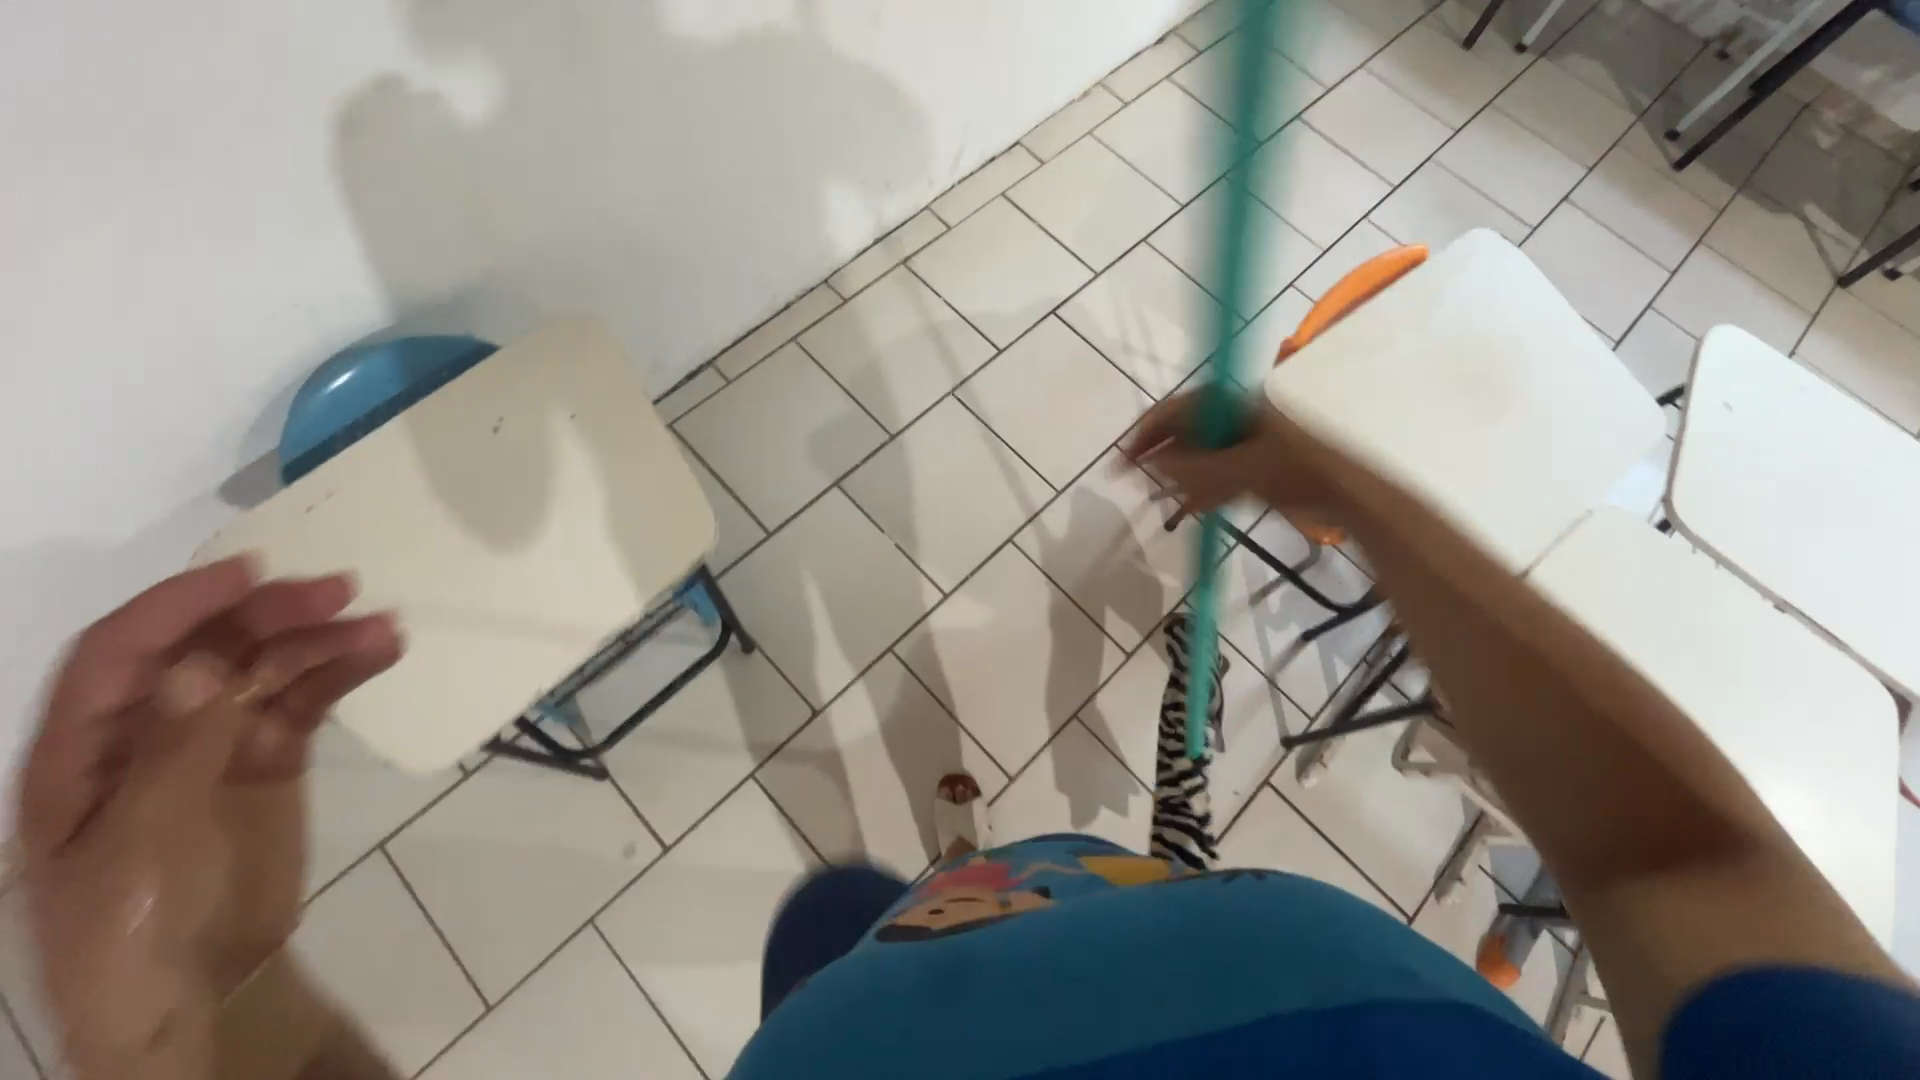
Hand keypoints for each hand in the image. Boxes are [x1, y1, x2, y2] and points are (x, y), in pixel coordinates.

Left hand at [18, 558, 401, 1079]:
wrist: (197, 990)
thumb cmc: (134, 930)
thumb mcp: (138, 848)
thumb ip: (171, 752)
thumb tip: (201, 664)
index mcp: (82, 752)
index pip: (120, 656)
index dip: (178, 606)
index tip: (251, 572)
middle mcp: (147, 732)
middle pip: (205, 651)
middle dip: (267, 615)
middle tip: (340, 591)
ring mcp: (213, 744)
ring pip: (266, 671)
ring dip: (321, 642)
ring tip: (383, 627)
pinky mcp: (269, 759)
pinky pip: (305, 702)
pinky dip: (341, 674)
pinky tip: (380, 653)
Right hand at [1121, 390, 1331, 517]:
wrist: (1353, 497)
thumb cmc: (1301, 473)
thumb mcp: (1243, 471)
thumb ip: (1195, 469)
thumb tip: (1155, 464)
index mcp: (1239, 405)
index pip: (1182, 407)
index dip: (1150, 429)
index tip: (1126, 456)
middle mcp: (1243, 416)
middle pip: (1190, 430)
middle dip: (1163, 454)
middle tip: (1135, 477)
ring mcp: (1253, 441)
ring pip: (1204, 454)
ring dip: (1181, 475)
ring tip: (1161, 496)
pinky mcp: (1262, 464)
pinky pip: (1221, 472)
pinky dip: (1203, 487)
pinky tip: (1192, 506)